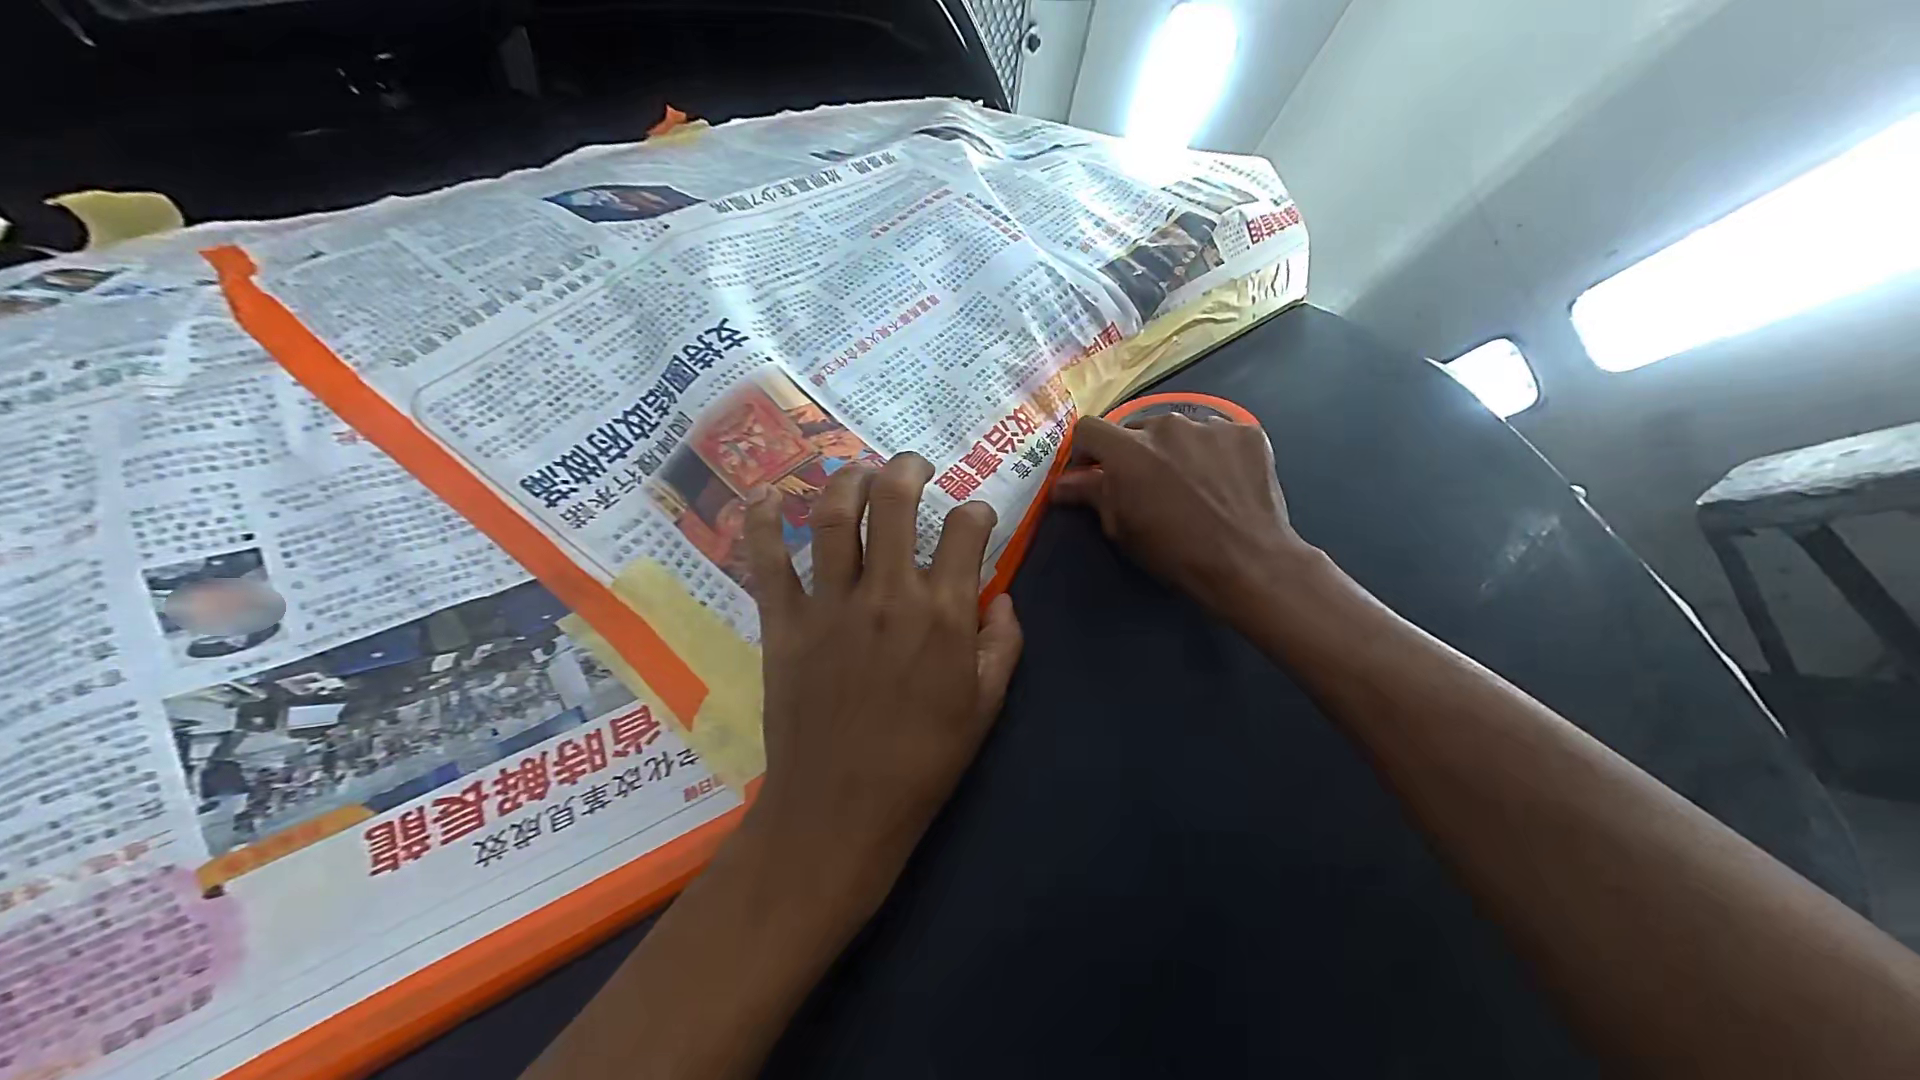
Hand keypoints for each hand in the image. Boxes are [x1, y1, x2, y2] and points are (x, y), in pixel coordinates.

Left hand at [743, 453, 1022, 899]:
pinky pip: (769, 561)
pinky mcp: (784, 623)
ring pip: (835, 517)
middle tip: (914, 465)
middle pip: (896, 502)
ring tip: (857, 470)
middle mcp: (888, 594)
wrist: (842, 808)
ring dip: (848, 480)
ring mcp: (830, 604)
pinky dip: (764, 523)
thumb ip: (1004, 644)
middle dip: (909, 469)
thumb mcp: (986, 707)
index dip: (977, 512)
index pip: (966, 532)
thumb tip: (1000, 598)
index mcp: (943, 613)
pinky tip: (768, 495)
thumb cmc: (923, 761)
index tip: (977, 516)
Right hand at [1052, 413, 1316, 623]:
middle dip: (1135, 452)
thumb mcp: (1122, 529)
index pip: (1089, 428)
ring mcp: (1211, 425)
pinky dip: (1215, 454)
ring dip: (1176, 451)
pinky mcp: (1247, 432)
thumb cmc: (1174, 553)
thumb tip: (1062, 483)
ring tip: (1193, 485)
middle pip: (1137, 428)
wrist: (1248, 562)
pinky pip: (1219, 436)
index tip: (1093, 472)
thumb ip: (1092, 495)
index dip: (1086, 450)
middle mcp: (1167, 425)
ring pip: (1180, 430)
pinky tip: (1224, 482)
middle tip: (1149, 486)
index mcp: (1129, 451)